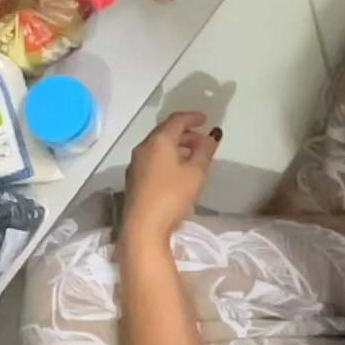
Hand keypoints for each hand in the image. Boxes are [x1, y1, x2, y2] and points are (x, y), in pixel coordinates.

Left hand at [122, 111, 220, 244]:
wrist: (142, 227)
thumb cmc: (171, 195)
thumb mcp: (195, 173)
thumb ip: (204, 151)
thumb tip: (211, 136)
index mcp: (159, 140)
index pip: (176, 120)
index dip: (192, 117)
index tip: (205, 119)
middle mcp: (144, 146)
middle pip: (165, 131)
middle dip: (185, 133)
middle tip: (202, 139)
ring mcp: (136, 162)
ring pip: (158, 145)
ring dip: (176, 145)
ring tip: (193, 155)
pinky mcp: (134, 178)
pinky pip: (153, 158)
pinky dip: (167, 156)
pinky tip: (177, 169)